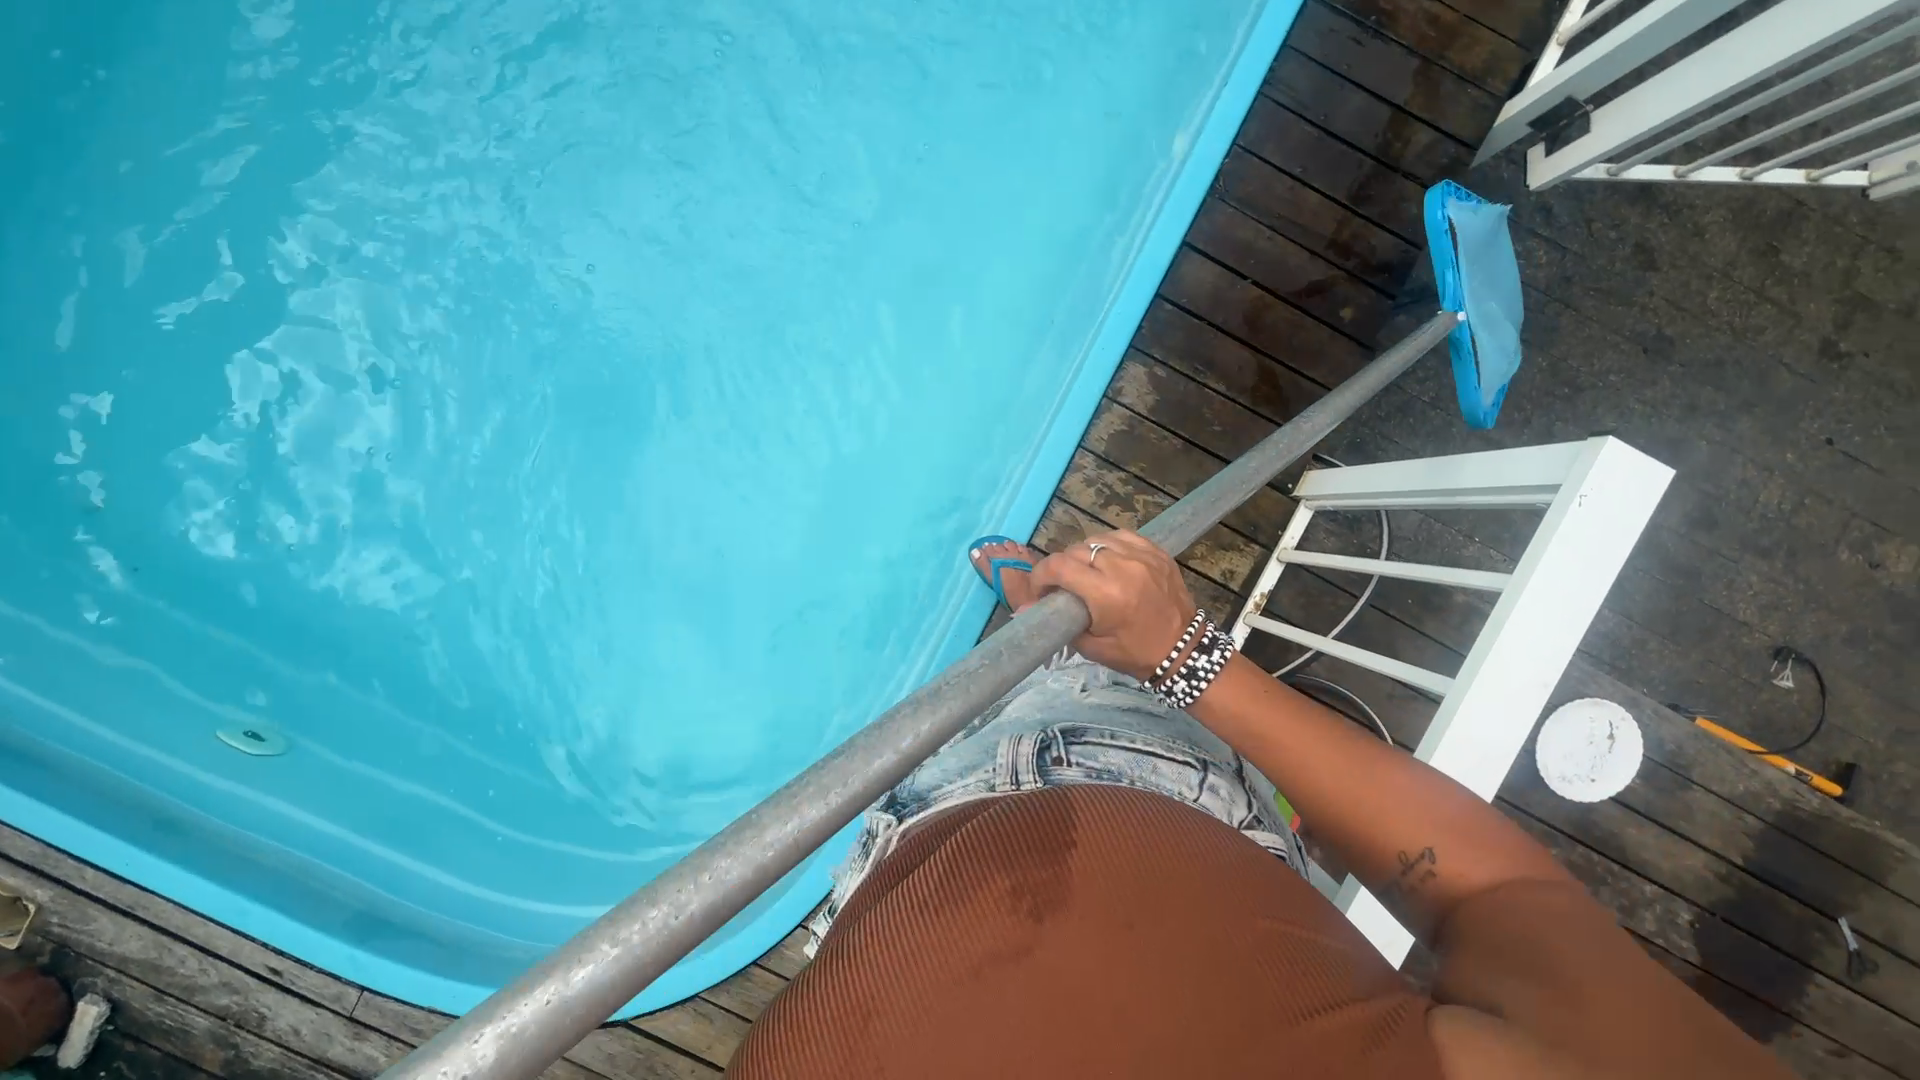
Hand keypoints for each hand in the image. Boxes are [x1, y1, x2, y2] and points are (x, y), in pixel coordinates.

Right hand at [1028, 530, 1199, 680]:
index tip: (1041, 590)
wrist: (1184, 651)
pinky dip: (1108, 546)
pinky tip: (1107, 561)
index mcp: (1106, 594)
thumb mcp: (1092, 647)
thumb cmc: (1135, 653)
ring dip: (1084, 554)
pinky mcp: (1156, 551)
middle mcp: (1123, 567)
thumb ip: (1057, 623)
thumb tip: (1020, 611)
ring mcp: (1142, 556)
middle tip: (1063, 587)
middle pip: (1075, 551)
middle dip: (1061, 567)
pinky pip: (1121, 536)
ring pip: (1096, 539)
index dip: (1041, 575)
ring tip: (1086, 573)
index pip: (1059, 566)